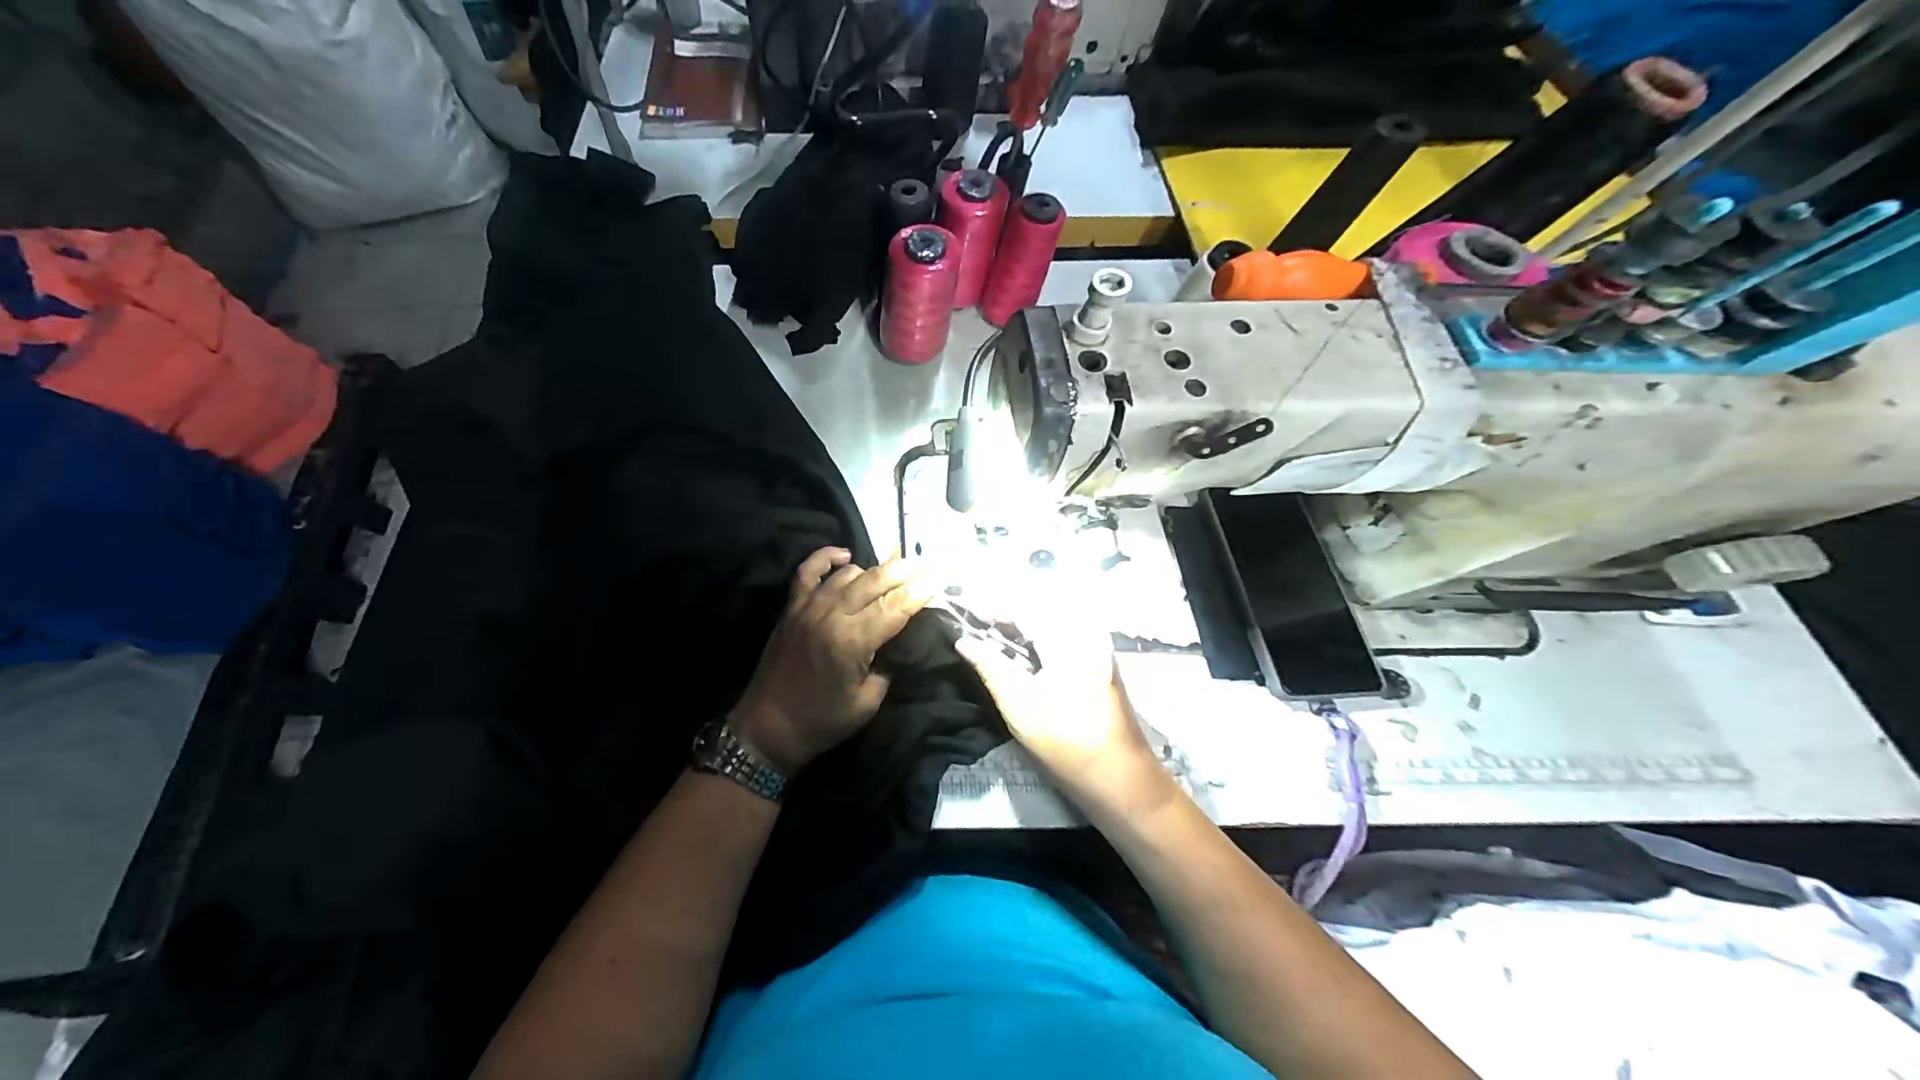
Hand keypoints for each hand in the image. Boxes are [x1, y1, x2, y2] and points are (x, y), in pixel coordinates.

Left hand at [731, 547, 935, 774]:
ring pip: (849, 573)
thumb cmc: (824, 721)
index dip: (922, 591)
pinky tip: (845, 555)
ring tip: (894, 574)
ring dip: (875, 571)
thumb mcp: (870, 700)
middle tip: (927, 568)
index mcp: (852, 641)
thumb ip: (888, 663)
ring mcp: (808, 607)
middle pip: (876, 580)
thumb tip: (902, 638)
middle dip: (906, 571)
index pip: (896, 605)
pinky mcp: (791, 607)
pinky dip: (827, 557)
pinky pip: (808, 570)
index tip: (941, 580)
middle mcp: (831, 615)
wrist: (769, 727)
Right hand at [952, 607, 1168, 818]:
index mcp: (1070, 637)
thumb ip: (989, 666)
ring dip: (1020, 625)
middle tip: (974, 623)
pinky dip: (1037, 637)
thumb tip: (963, 640)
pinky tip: (1018, 651)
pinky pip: (1062, 635)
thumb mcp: (1019, 704)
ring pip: (1051, 621)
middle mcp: (1087, 633)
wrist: (1119, 778)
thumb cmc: (1067, 743)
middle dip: (1004, 612)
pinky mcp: (1098, 662)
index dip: (990, 605)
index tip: (962, 610)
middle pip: (1038, 609)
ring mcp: (1097, 647)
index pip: (1024, 606)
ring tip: (990, 635)